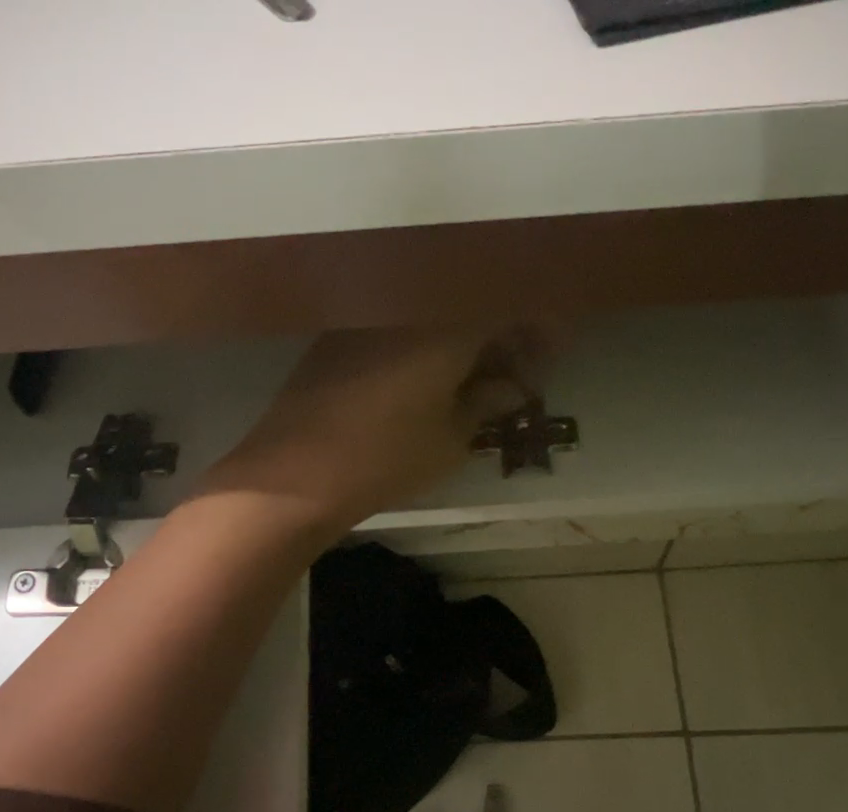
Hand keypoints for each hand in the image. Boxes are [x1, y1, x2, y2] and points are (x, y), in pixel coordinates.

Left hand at [203, 325, 549, 532]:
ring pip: (436, 312)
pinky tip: (437, 377)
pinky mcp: (342, 335)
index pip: (508, 303)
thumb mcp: (451, 439)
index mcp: (445, 325)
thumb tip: (509, 387)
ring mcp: (370, 317)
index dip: (539, 323)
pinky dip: (429, 342)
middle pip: (472, 301)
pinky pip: (402, 324)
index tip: (553, 349)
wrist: (294, 474)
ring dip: (466, 336)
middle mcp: (407, 306)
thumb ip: (486, 402)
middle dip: (505, 330)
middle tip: (519, 370)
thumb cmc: (384, 458)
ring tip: (481, 379)